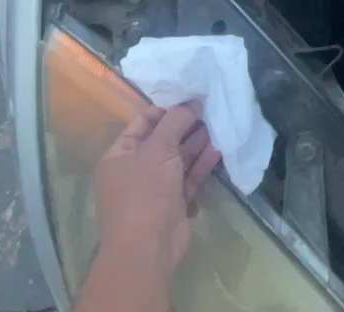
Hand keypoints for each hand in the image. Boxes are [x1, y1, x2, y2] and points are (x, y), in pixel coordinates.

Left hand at [93, 104, 219, 277]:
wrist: (147, 249)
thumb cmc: (144, 193)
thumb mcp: (157, 150)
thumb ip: (176, 121)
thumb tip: (193, 102)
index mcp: (120, 156)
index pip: (143, 122)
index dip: (167, 107)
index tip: (193, 95)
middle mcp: (137, 169)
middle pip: (165, 138)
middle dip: (188, 123)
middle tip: (214, 104)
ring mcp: (157, 186)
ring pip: (181, 156)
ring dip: (200, 140)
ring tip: (223, 120)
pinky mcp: (175, 200)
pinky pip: (191, 174)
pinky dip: (205, 161)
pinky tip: (222, 146)